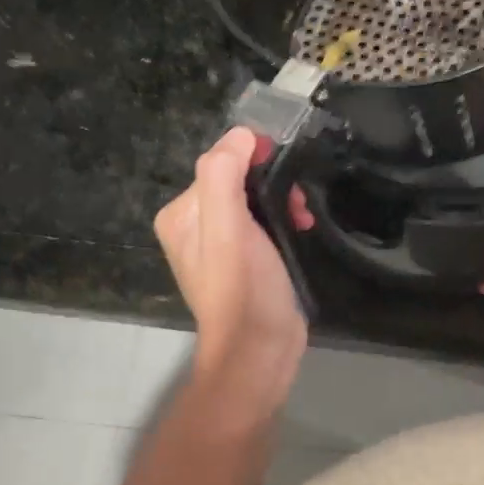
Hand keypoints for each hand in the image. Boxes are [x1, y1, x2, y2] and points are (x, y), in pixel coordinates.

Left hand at [154, 128, 314, 385]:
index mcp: (180, 215)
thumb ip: (224, 175)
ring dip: (282, 199)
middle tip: (299, 202)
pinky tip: (300, 228)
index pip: (219, 163)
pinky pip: (264, 222)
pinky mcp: (246, 261)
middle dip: (273, 182)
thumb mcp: (229, 227)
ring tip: (303, 217)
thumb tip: (242, 135)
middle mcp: (195, 226)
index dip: (255, 158)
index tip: (285, 170)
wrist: (259, 349)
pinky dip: (284, 219)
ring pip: (255, 200)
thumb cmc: (243, 287)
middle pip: (238, 180)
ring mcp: (221, 246)